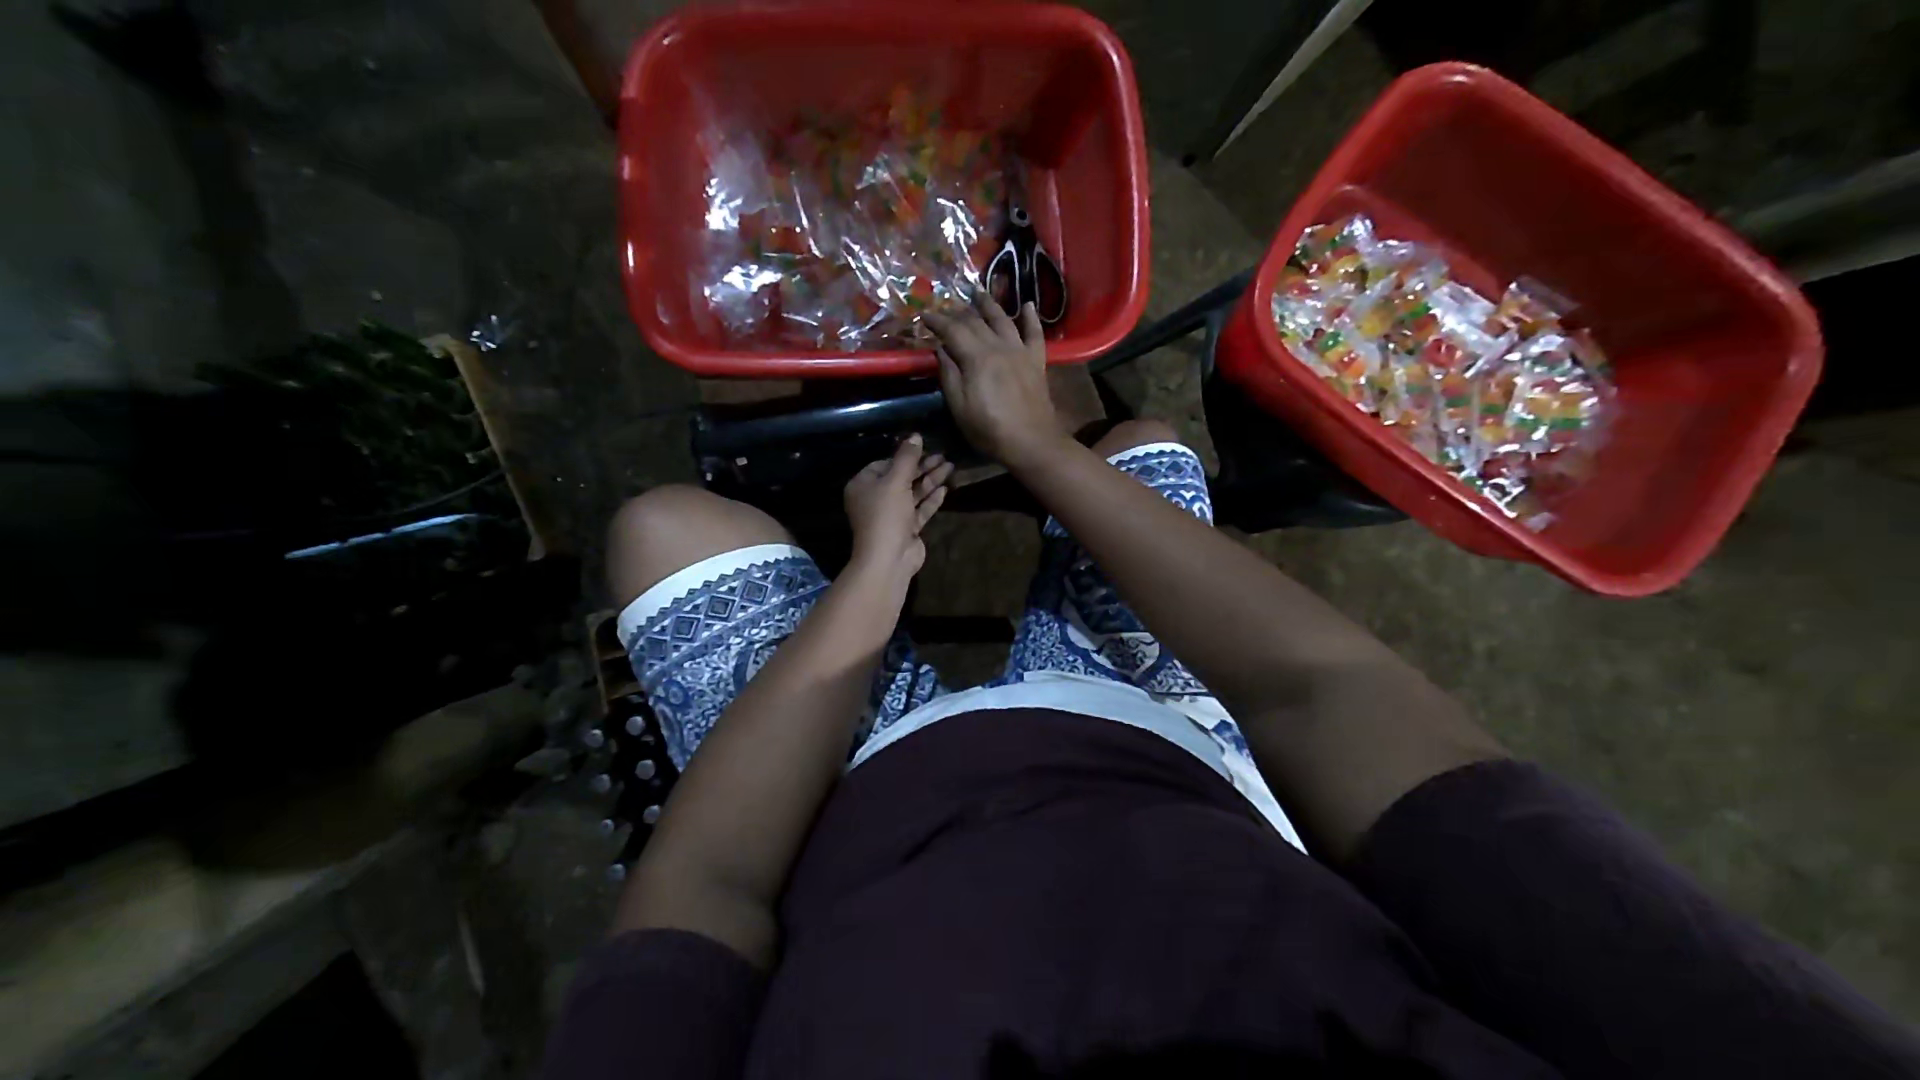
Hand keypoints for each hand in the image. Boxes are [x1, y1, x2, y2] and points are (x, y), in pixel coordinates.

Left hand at [843, 434, 953, 578]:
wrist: (888, 558)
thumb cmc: (886, 514)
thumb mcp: (895, 480)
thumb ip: (907, 457)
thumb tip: (915, 435)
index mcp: (863, 485)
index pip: (883, 464)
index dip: (904, 457)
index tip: (923, 449)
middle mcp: (875, 499)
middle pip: (901, 478)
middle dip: (922, 467)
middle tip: (943, 456)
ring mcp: (891, 515)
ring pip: (912, 493)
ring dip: (930, 480)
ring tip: (950, 467)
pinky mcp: (906, 529)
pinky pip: (919, 510)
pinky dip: (930, 499)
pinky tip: (945, 489)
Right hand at [925, 294, 1066, 465]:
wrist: (1031, 441)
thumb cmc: (989, 429)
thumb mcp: (959, 406)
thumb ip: (949, 374)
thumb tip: (941, 348)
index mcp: (977, 357)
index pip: (953, 330)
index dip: (937, 321)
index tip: (924, 315)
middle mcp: (999, 346)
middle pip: (976, 322)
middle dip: (958, 312)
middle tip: (946, 307)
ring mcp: (1020, 351)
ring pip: (1003, 320)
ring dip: (989, 304)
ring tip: (979, 292)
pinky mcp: (1036, 361)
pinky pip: (1035, 333)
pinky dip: (1031, 318)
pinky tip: (1028, 305)